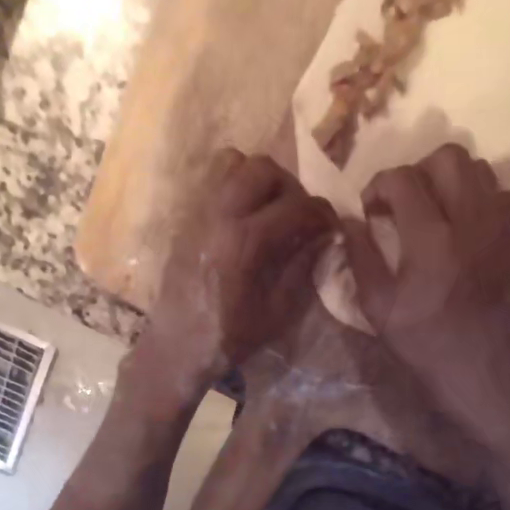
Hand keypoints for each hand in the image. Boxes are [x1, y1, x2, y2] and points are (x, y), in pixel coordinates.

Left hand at [132, 149, 336, 401]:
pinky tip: (246, 215)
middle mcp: (218, 216)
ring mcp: (197, 212)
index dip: (322, 213)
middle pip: (263, 169)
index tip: (332, 227)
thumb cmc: (229, 337)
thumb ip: (301, 268)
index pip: (295, 207)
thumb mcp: (275, 313)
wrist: (177, 347)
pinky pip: (212, 180)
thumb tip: (323, 238)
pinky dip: (235, 184)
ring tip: (270, 207)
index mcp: (243, 243)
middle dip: (291, 186)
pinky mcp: (185, 217)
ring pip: (233, 162)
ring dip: (259, 178)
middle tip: (300, 214)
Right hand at [342, 144, 509, 434]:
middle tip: (406, 200)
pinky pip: (506, 195)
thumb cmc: (421, 341)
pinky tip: (466, 222)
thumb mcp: (377, 306)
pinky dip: (482, 198)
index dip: (378, 186)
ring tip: (436, 208)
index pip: (402, 179)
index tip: (370, 209)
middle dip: (419, 170)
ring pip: (480, 169)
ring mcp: (501, 226)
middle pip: (448, 157)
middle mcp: (471, 221)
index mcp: (430, 240)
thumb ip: (360, 256)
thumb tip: (349, 220)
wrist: (475, 366)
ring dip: (451, 180)